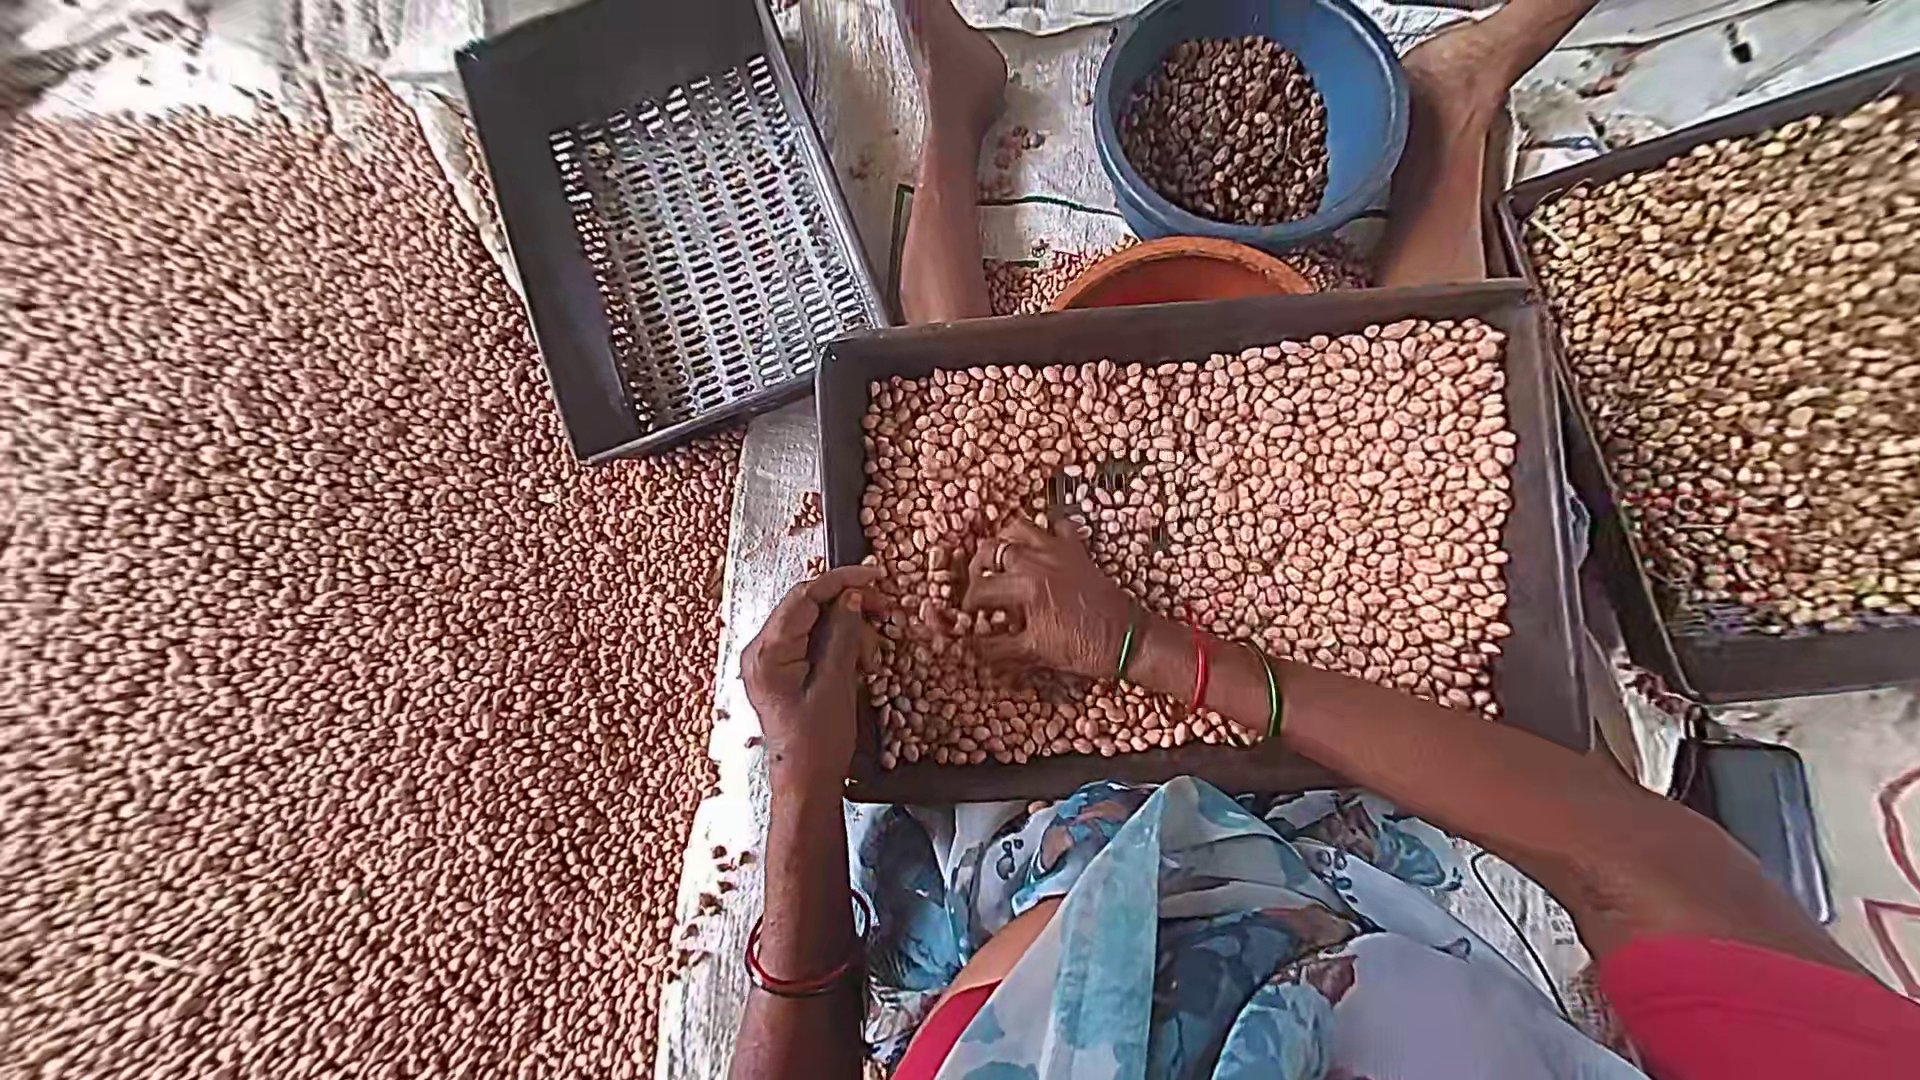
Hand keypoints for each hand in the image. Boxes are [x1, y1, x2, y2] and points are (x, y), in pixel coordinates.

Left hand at [742, 565, 883, 793]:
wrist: (805, 783)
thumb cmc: (817, 742)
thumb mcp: (835, 684)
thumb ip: (842, 634)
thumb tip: (853, 596)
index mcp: (767, 653)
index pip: (803, 597)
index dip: (841, 580)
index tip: (874, 575)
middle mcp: (762, 650)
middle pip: (808, 605)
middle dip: (848, 604)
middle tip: (883, 609)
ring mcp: (772, 659)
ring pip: (816, 621)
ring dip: (849, 628)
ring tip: (870, 655)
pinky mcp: (785, 668)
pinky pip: (815, 640)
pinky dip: (840, 642)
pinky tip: (860, 660)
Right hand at [959, 515, 1132, 678]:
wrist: (1129, 639)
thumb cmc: (1084, 647)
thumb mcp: (1036, 652)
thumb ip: (998, 647)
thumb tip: (970, 647)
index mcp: (1025, 585)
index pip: (980, 590)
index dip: (968, 605)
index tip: (968, 617)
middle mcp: (1038, 560)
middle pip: (991, 550)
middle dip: (977, 568)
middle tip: (979, 588)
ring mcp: (1059, 550)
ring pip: (1019, 527)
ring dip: (1004, 542)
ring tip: (1001, 561)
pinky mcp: (1077, 550)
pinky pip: (1057, 527)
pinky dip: (1045, 532)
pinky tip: (1040, 549)